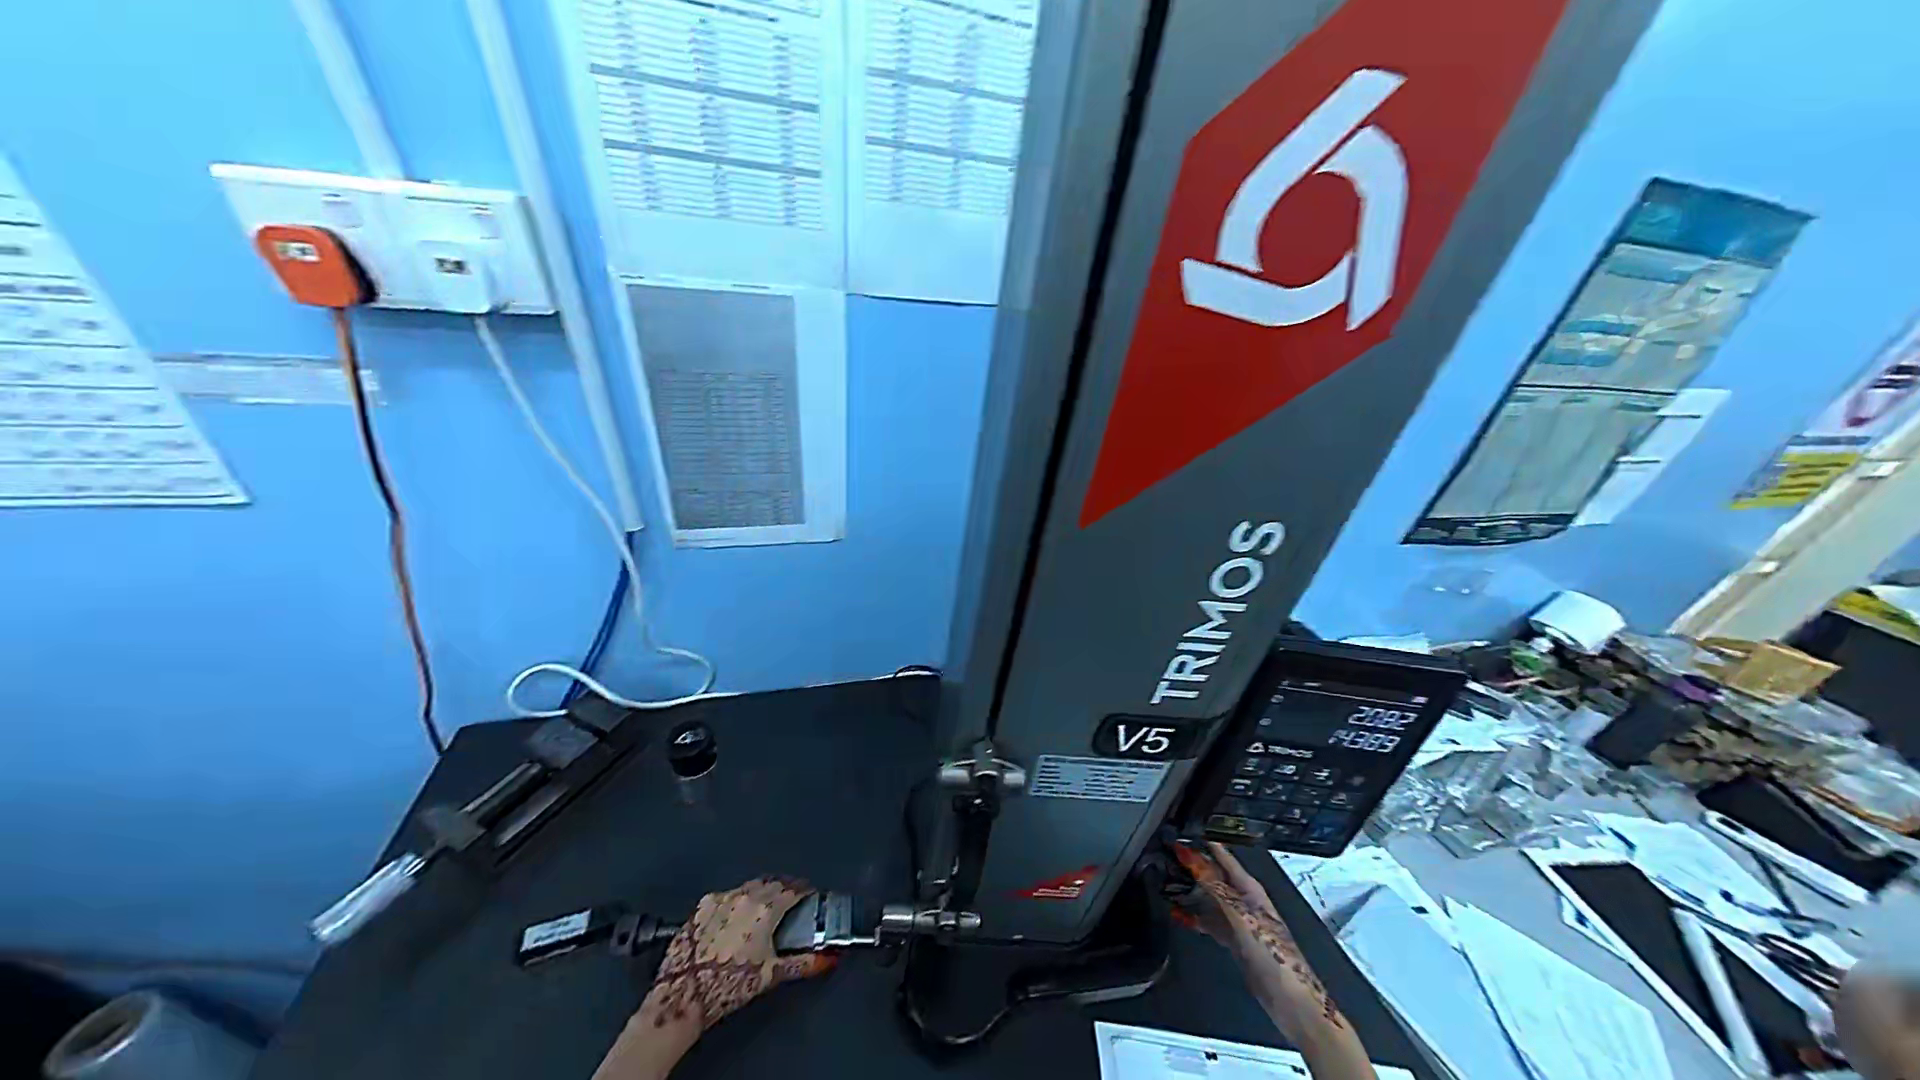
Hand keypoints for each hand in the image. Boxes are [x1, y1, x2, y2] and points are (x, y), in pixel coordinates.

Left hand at [593, 878, 835, 1079]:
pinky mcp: (701, 907)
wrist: (683, 995)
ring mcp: (720, 899)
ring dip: (761, 892)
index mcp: (765, 908)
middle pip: (772, 883)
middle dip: (785, 888)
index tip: (810, 895)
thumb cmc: (726, 986)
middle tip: (791, 900)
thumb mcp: (771, 975)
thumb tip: (827, 959)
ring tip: (765, 908)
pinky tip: (736, 918)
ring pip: (749, 886)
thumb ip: (804, 963)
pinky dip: (737, 901)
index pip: (793, 888)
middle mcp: (743, 896)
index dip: (805, 891)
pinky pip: (726, 895)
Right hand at [1173, 843, 1373, 1079]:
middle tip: (1166, 857)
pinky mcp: (1234, 941)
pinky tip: (1180, 916)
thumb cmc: (1275, 954)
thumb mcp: (1240, 914)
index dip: (1202, 844)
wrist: (1291, 1001)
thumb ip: (1214, 885)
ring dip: (1191, 893)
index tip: (1179, 834)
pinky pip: (1210, 922)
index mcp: (1250, 889)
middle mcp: (1244, 901)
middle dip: (1192, 867)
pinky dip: (1194, 918)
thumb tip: (1190, 855)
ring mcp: (1239, 922)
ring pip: (1209, 899)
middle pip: (1214, 877)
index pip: (1222, 857)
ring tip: (1167, 884)